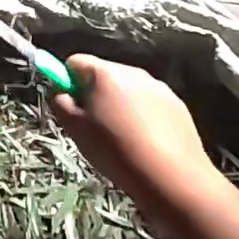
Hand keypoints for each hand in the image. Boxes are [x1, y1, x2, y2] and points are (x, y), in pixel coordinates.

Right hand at [52, 55, 216, 210]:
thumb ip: (60, 103)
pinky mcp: (177, 104)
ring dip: (119, 106)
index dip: (67, 82)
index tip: (71, 107)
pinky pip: (149, 103)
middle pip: (103, 74)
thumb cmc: (116, 151)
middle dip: (94, 95)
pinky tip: (144, 142)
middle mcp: (133, 72)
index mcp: (105, 74)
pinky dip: (142, 116)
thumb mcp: (76, 130)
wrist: (172, 177)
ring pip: (127, 90)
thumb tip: (61, 92)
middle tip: (94, 127)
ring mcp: (159, 87)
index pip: (75, 61)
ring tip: (122, 139)